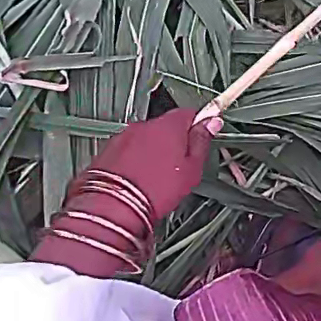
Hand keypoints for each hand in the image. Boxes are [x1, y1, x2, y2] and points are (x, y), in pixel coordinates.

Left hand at [86, 106, 218, 221]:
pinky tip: (140, 179)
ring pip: (146, 138)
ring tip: (158, 178)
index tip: (203, 135)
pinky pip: (129, 150)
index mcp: (169, 126)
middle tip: (181, 167)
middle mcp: (145, 126)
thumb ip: (202, 141)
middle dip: (175, 142)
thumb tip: (211, 123)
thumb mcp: (192, 169)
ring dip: (154, 152)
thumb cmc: (154, 191)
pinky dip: (135, 160)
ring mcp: (124, 136)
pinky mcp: (109, 150)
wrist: (114, 207)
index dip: (199, 125)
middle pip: (167, 126)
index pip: (190, 113)